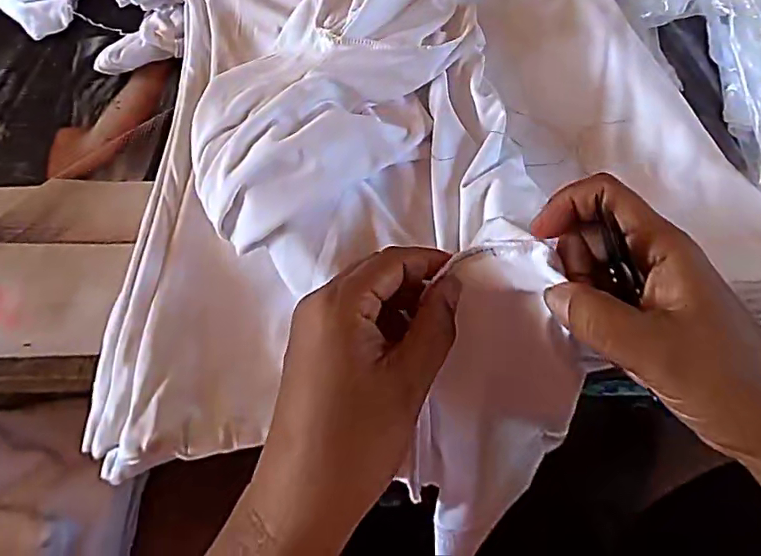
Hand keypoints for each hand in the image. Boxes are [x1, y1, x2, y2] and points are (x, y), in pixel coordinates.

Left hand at [214, 246, 461, 554]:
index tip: (459, 273)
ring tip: (430, 330)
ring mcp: (309, 324)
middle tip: (449, 303)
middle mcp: (316, 303)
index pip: (389, 262)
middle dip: (414, 280)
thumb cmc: (353, 442)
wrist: (301, 498)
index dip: (428, 261)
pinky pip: (349, 314)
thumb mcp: (407, 380)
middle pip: (373, 272)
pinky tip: (402, 346)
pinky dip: (378, 319)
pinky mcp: (309, 345)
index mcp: (337, 304)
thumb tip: (449, 287)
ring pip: (362, 293)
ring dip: (397, 301)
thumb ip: (434, 324)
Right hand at [531, 174, 760, 471]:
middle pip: (595, 227)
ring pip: (599, 262)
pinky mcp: (655, 311)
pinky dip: (594, 307)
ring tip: (598, 330)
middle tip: (578, 302)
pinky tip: (604, 340)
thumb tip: (553, 292)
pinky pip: (609, 292)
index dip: (567, 204)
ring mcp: (657, 283)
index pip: (604, 194)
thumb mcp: (652, 350)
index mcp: (663, 246)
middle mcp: (658, 255)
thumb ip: (594, 316)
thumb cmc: (725, 383)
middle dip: (572, 257)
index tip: (541, 240)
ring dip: (583, 287)